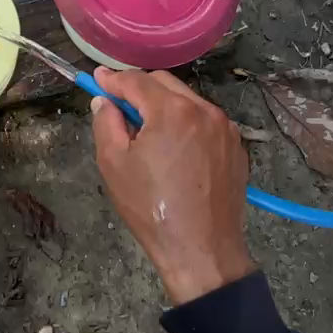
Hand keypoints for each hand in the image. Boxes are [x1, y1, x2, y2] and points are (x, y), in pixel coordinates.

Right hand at [91, 68, 256, 304]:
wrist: (203, 253)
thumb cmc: (152, 208)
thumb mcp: (114, 163)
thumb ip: (106, 122)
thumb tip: (105, 101)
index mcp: (172, 111)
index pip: (136, 81)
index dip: (112, 79)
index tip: (97, 80)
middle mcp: (203, 110)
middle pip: (163, 82)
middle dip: (138, 89)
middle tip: (119, 107)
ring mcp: (224, 128)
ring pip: (185, 99)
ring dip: (163, 104)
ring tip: (147, 132)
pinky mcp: (236, 146)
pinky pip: (204, 119)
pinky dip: (185, 121)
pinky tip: (174, 147)